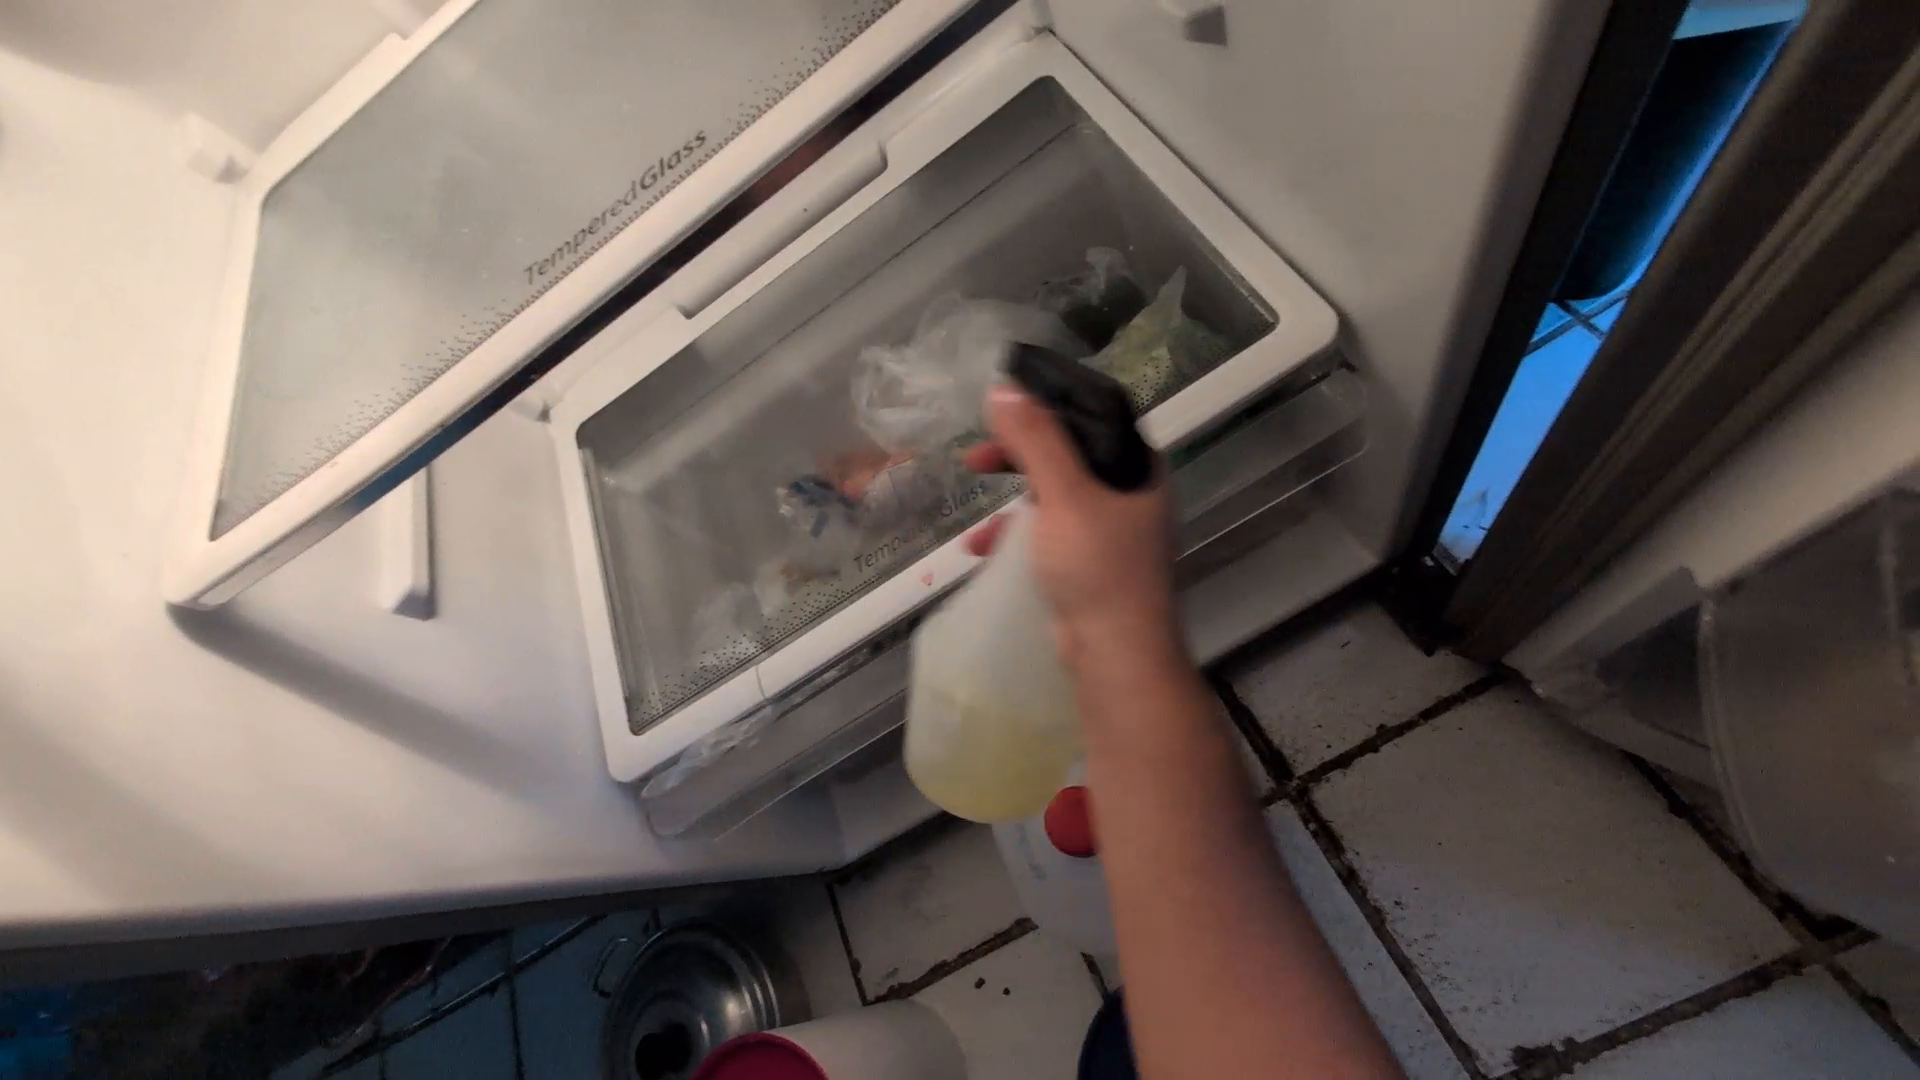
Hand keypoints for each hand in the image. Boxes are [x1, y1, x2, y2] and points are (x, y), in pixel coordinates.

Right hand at [962, 383, 1183, 673]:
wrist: (1116, 655)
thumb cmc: (1098, 567)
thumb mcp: (1064, 495)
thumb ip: (1035, 440)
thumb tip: (1003, 389)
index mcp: (1139, 467)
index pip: (1092, 415)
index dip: (1045, 406)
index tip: (1002, 410)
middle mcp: (1130, 493)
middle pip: (1068, 456)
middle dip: (1017, 459)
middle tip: (975, 459)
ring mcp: (1110, 531)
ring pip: (1053, 497)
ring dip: (1011, 505)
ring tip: (977, 523)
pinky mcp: (1090, 562)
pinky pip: (1048, 534)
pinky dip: (1017, 536)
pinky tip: (982, 551)